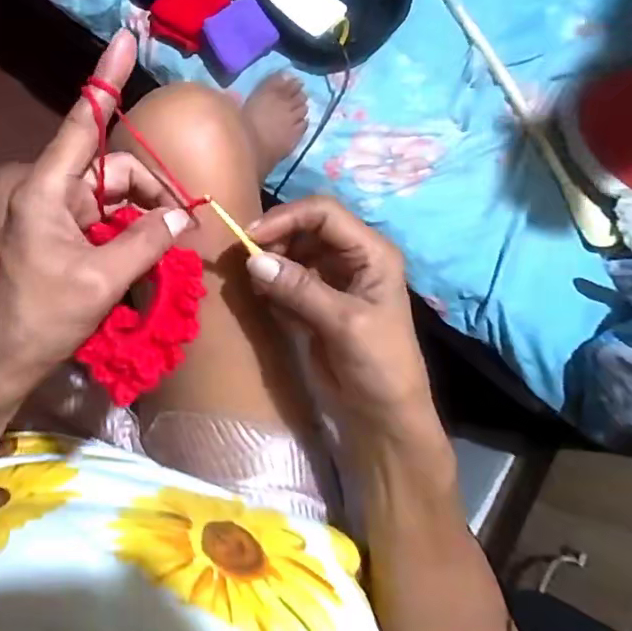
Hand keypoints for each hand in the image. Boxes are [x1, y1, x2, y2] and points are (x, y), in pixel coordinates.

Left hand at [0, 31, 192, 406]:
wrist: (6, 358)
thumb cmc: (45, 317)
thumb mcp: (102, 279)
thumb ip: (146, 240)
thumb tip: (182, 215)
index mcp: (47, 189)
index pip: (83, 123)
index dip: (106, 81)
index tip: (125, 40)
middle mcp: (51, 190)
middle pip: (113, 169)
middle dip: (150, 189)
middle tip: (181, 224)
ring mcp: (57, 211)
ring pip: (114, 193)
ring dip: (143, 213)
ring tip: (167, 246)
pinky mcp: (64, 232)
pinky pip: (106, 216)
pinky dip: (130, 228)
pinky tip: (149, 252)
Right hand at [243, 196, 436, 438]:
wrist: (382, 416)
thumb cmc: (378, 365)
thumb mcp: (342, 323)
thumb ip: (299, 288)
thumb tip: (253, 260)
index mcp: (371, 252)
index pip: (324, 213)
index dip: (286, 217)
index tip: (251, 237)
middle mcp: (352, 257)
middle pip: (304, 227)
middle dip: (275, 239)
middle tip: (249, 263)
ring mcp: (332, 277)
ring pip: (292, 251)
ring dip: (271, 263)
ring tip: (258, 288)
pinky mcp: (315, 298)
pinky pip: (286, 277)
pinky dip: (272, 285)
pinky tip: (270, 305)